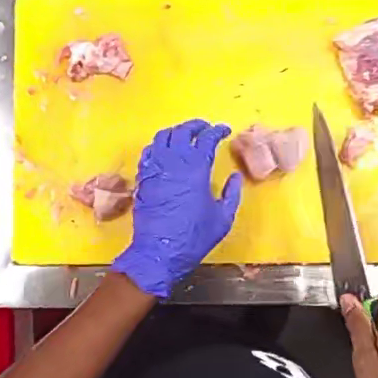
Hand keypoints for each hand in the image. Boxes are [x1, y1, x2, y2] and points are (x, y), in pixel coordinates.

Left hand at [111, 119, 242, 297]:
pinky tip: (165, 151)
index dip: (217, 131)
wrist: (159, 251)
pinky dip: (159, 146)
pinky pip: (149, 152)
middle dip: (196, 125)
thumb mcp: (223, 218)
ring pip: (162, 137)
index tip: (224, 130)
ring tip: (184, 135)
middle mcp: (174, 162)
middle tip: (204, 128)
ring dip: (175, 132)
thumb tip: (234, 177)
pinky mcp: (142, 178)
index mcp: (197, 168)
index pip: (207, 138)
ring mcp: (155, 168)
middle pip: (183, 131)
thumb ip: (232, 194)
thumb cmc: (194, 236)